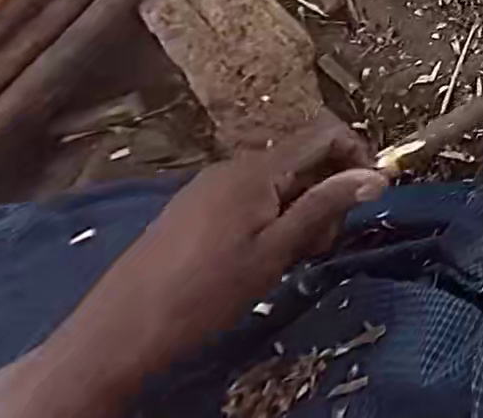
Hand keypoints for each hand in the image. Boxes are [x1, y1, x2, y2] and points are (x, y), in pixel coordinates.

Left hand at [8, 123, 386, 413]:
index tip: (370, 192)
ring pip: (281, 181)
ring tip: (294, 254)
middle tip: (325, 239)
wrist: (103, 349)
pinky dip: (274, 218)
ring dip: (303, 209)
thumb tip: (379, 175)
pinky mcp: (192, 212)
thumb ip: (327, 204)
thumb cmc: (199, 296)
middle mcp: (232, 168)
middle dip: (329, 190)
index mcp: (254, 170)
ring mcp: (207, 190)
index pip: (326, 133)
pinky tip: (264, 256)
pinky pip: (253, 197)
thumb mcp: (275, 251)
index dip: (358, 154)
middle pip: (306, 159)